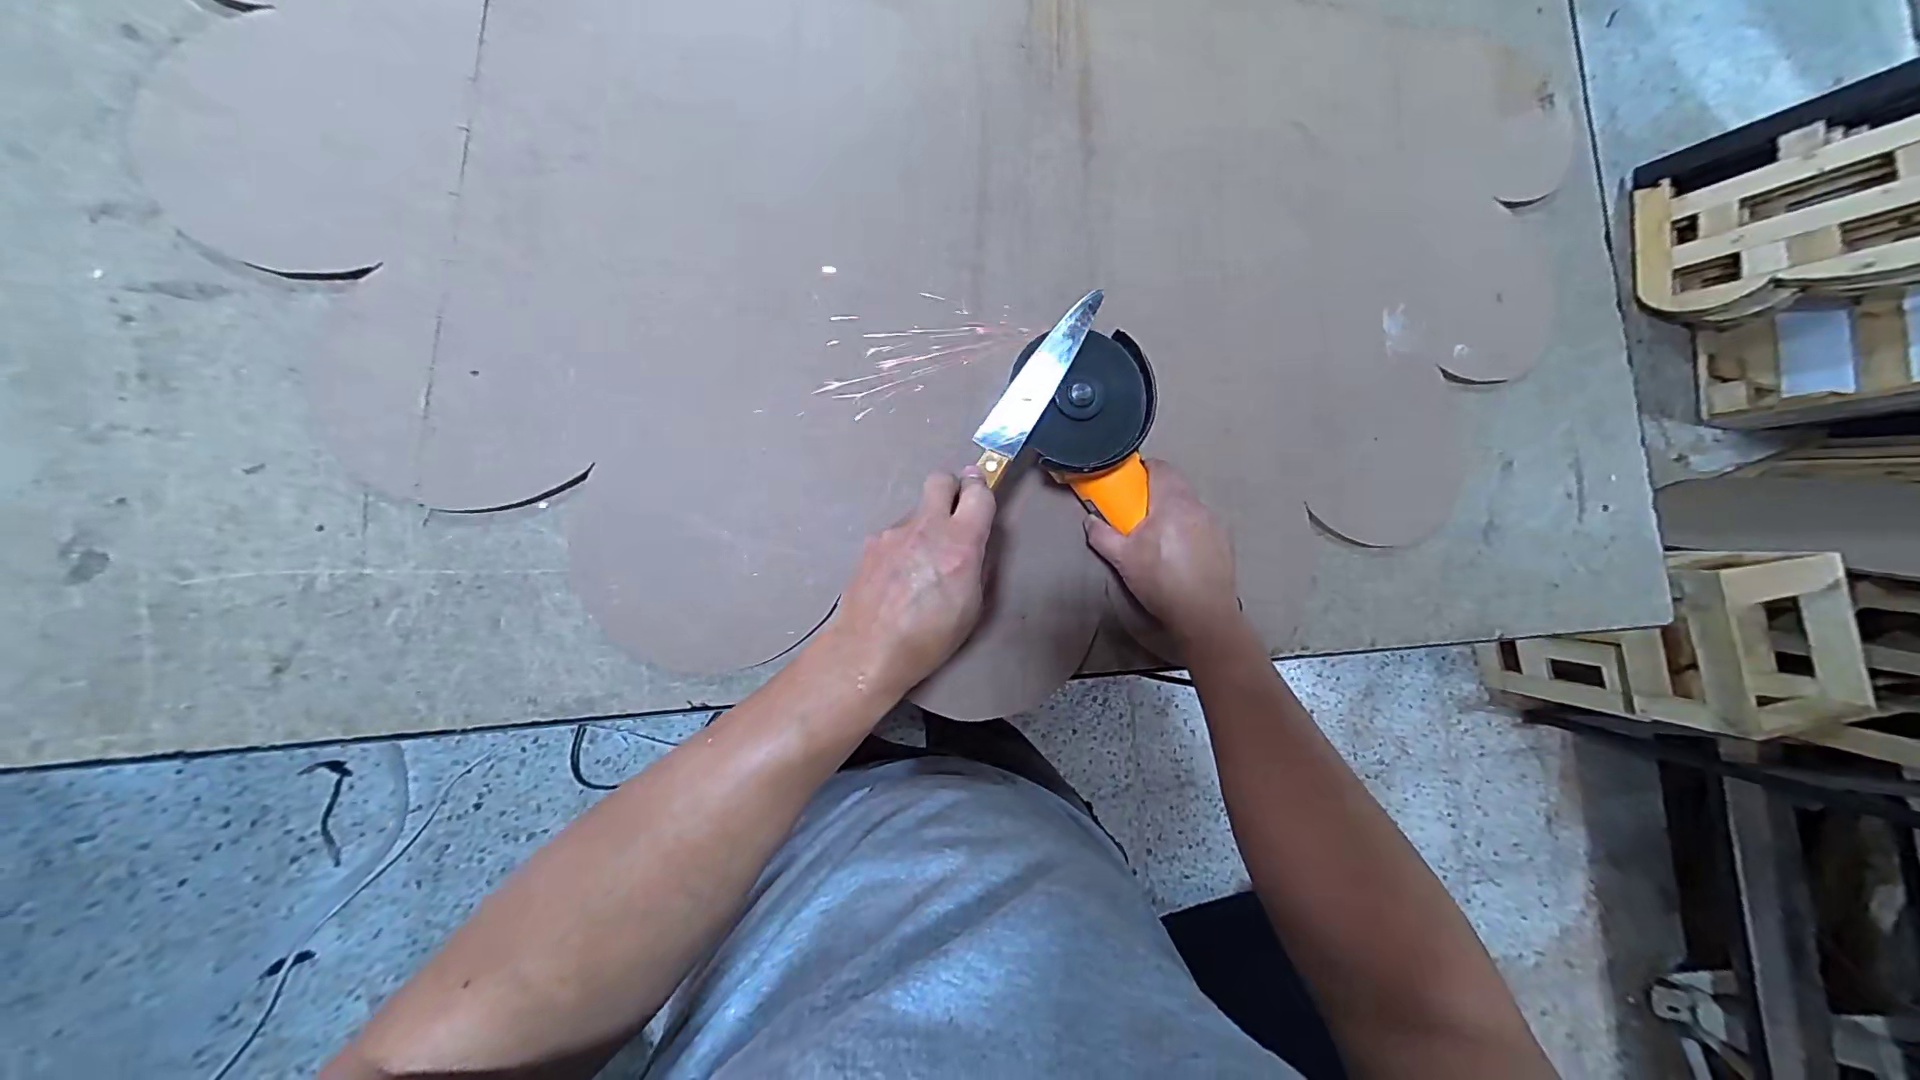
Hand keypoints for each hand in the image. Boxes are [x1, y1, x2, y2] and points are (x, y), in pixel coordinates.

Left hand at [827, 468, 995, 693]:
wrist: (868, 650)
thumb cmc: (926, 639)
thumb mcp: (973, 608)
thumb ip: (978, 565)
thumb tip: (977, 545)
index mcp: (959, 544)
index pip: (978, 492)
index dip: (983, 490)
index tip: (982, 495)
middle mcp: (925, 528)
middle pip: (941, 479)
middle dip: (953, 489)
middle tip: (956, 512)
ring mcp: (894, 533)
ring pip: (916, 511)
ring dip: (925, 526)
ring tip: (922, 566)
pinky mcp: (872, 543)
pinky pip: (895, 533)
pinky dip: (902, 545)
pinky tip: (899, 576)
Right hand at [1084, 459, 1244, 651]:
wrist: (1203, 615)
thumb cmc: (1161, 581)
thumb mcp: (1122, 559)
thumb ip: (1102, 535)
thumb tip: (1090, 520)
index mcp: (1173, 502)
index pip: (1159, 467)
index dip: (1141, 472)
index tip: (1128, 487)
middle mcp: (1197, 506)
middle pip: (1174, 485)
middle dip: (1153, 494)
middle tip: (1136, 516)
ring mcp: (1214, 523)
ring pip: (1188, 505)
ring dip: (1171, 513)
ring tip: (1157, 539)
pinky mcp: (1224, 542)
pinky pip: (1200, 524)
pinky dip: (1187, 529)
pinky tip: (1178, 554)